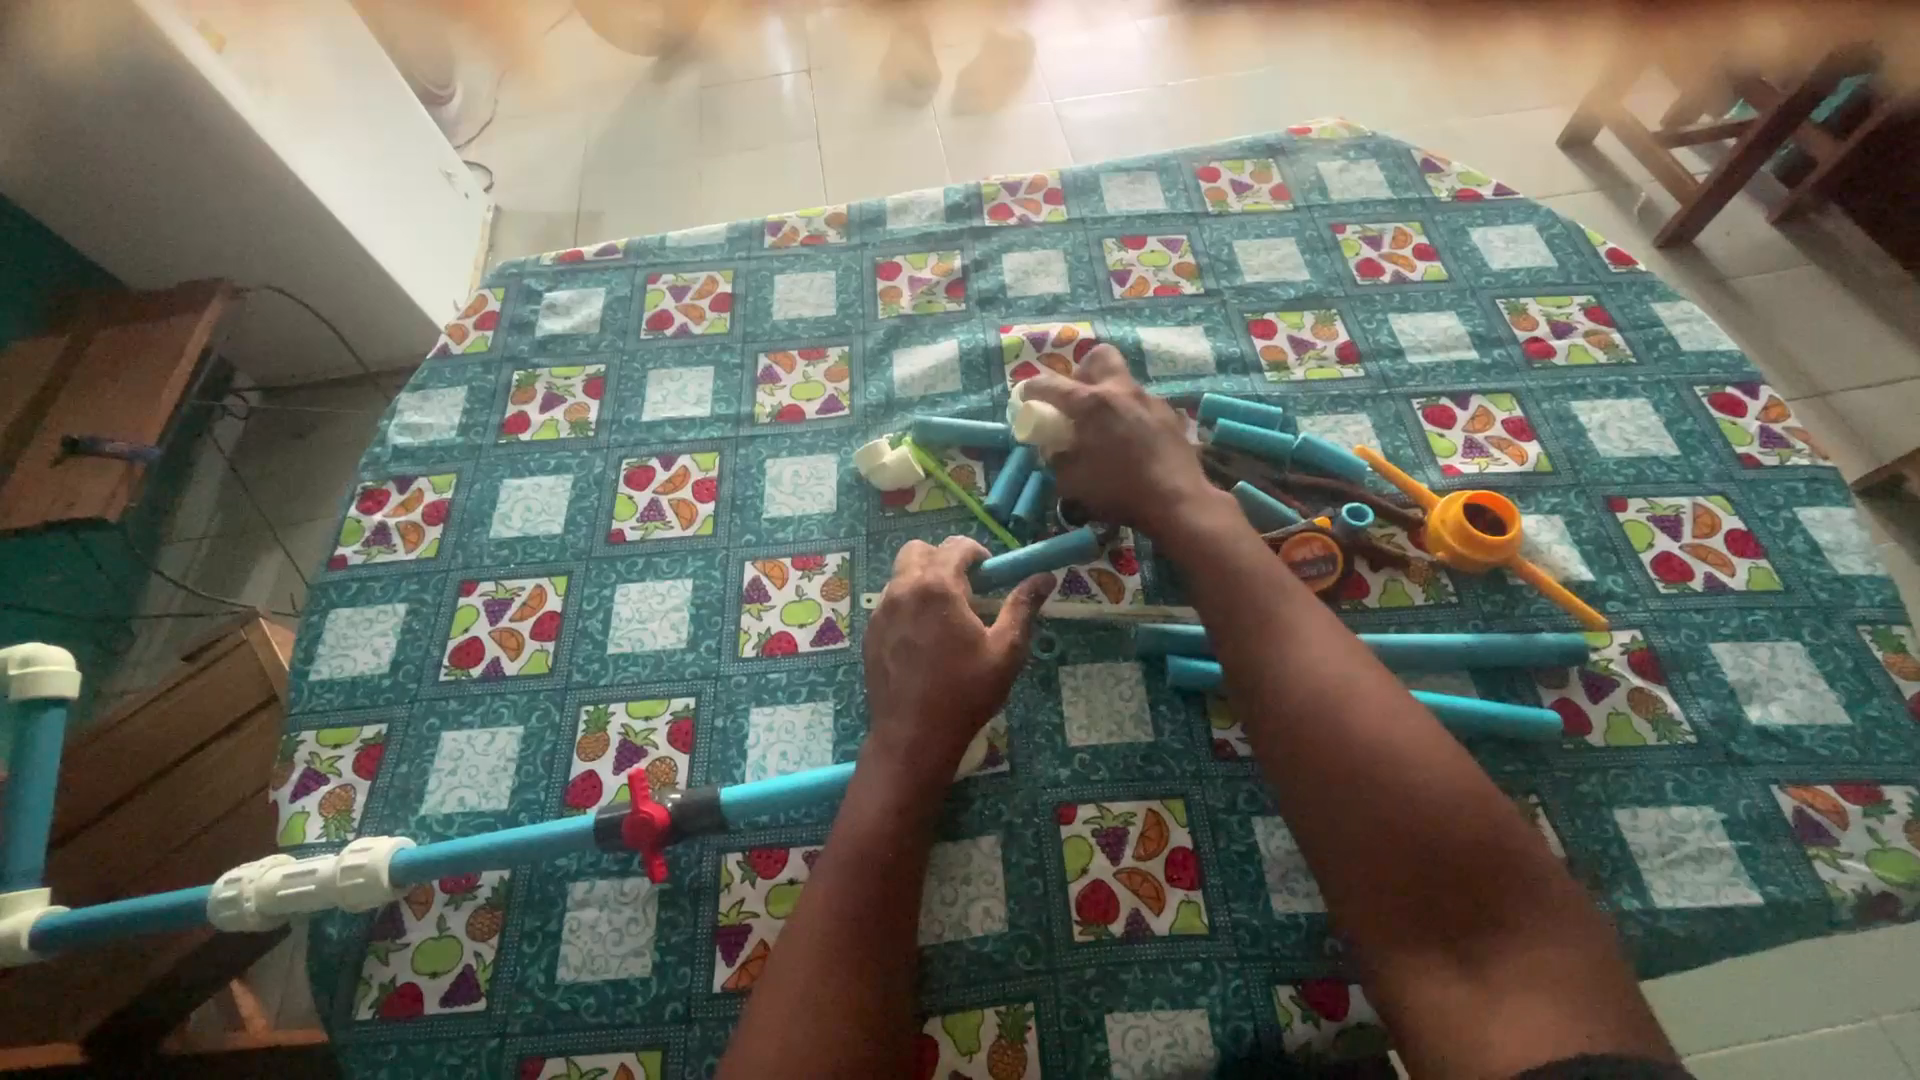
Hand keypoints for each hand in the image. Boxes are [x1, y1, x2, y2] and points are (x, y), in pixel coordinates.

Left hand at [863, 536, 1048, 780]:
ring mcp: (881, 612)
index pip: (955, 546)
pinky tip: (925, 640)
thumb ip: (1023, 607)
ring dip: (924, 582)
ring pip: (901, 577)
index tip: (990, 574)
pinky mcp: (869, 634)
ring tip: (946, 617)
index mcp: (937, 587)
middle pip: (918, 551)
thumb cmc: (965, 692)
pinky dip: (908, 606)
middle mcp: (902, 590)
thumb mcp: (1005, 651)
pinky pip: (889, 604)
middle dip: (943, 559)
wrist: (913, 736)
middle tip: (966, 589)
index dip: (977, 553)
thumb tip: (1044, 577)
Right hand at [1020, 345, 1217, 537]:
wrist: (1177, 501)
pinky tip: (1134, 444)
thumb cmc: (1118, 490)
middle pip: (1099, 357)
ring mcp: (1151, 401)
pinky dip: (1131, 417)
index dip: (1033, 388)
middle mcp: (1122, 392)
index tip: (1026, 395)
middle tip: (1077, 399)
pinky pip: (1144, 406)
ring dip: (1110, 398)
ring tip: (1106, 429)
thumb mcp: (1072, 482)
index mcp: (1092, 404)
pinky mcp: (1171, 416)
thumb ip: (1057, 460)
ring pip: (1124, 384)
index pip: (1052, 385)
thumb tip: (1054, 450)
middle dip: (1083, 371)